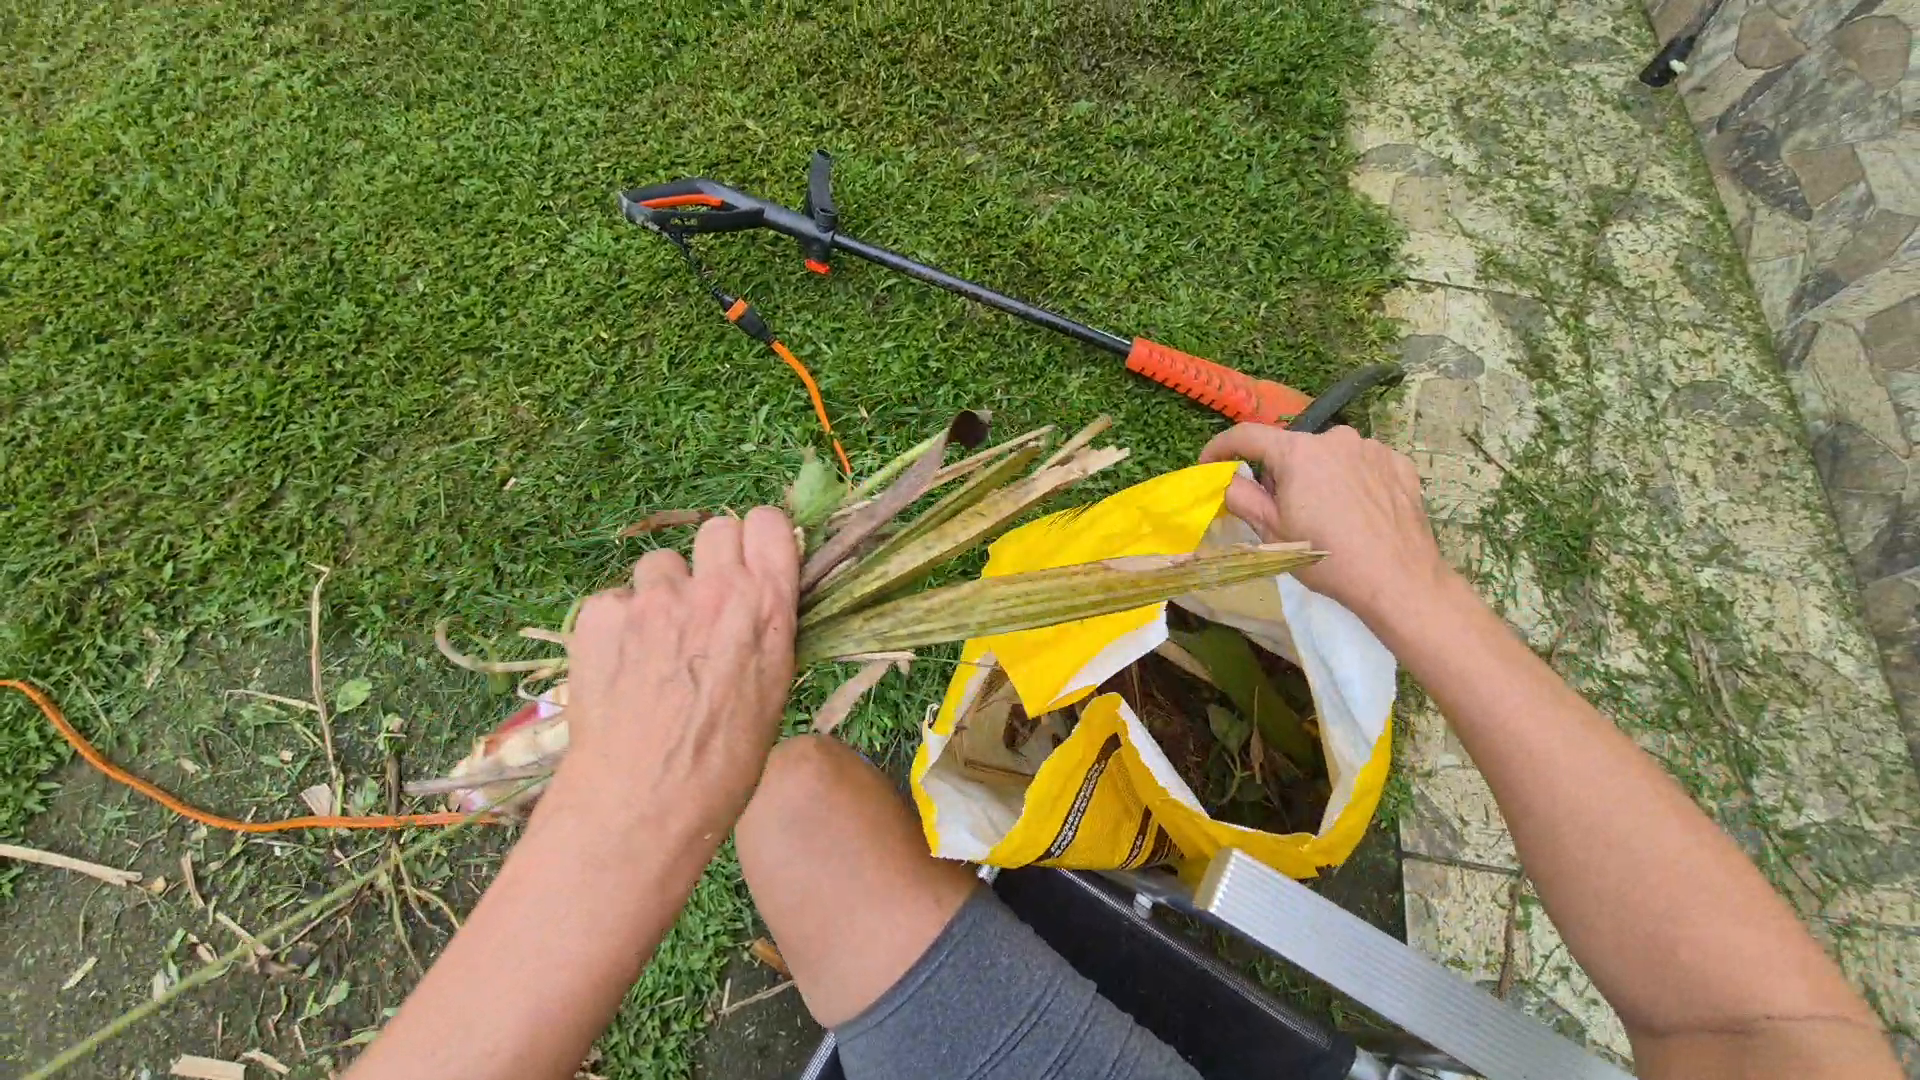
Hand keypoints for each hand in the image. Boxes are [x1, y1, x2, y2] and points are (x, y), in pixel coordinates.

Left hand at [552, 507, 799, 834]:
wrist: (644, 803)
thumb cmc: (725, 761)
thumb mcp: (773, 687)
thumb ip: (766, 627)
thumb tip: (758, 604)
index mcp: (767, 606)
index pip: (768, 521)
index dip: (760, 538)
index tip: (753, 561)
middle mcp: (714, 589)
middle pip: (716, 528)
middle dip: (713, 558)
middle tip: (705, 603)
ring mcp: (653, 598)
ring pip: (661, 564)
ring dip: (663, 594)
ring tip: (657, 646)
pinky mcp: (600, 614)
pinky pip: (614, 600)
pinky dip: (619, 624)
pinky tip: (621, 666)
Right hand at [1200, 424, 1453, 626]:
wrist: (1398, 581)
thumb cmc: (1327, 557)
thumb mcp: (1271, 532)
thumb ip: (1241, 497)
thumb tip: (1228, 479)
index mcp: (1298, 452)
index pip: (1247, 436)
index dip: (1221, 447)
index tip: (1209, 464)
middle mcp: (1335, 438)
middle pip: (1291, 449)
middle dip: (1279, 473)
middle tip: (1281, 510)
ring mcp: (1372, 448)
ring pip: (1328, 457)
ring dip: (1316, 476)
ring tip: (1325, 514)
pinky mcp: (1400, 464)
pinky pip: (1361, 464)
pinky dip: (1350, 480)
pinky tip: (1357, 511)